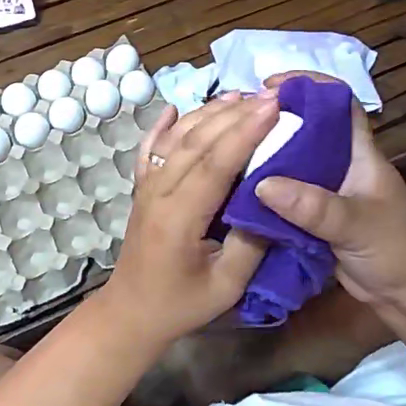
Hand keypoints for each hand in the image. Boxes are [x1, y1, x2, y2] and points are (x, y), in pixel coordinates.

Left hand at [94, 93, 276, 344]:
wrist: (131, 311)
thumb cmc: (181, 304)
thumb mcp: (226, 285)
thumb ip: (250, 243)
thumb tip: (271, 201)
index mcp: (179, 217)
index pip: (214, 164)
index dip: (245, 132)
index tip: (273, 106)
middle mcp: (158, 193)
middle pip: (195, 143)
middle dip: (233, 114)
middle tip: (268, 94)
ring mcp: (146, 188)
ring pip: (175, 140)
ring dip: (206, 114)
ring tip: (239, 95)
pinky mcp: (141, 190)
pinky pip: (150, 151)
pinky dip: (162, 127)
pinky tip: (174, 108)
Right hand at [252, 72, 405, 306]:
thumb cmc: (398, 253)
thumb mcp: (358, 226)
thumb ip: (315, 207)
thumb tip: (262, 183)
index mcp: (359, 155)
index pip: (337, 104)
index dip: (308, 85)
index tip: (270, 85)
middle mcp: (339, 165)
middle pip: (303, 129)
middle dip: (271, 120)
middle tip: (233, 122)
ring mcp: (325, 191)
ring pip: (288, 162)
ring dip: (261, 155)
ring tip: (225, 151)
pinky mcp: (312, 217)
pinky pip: (281, 194)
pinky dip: (260, 190)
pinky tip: (235, 189)